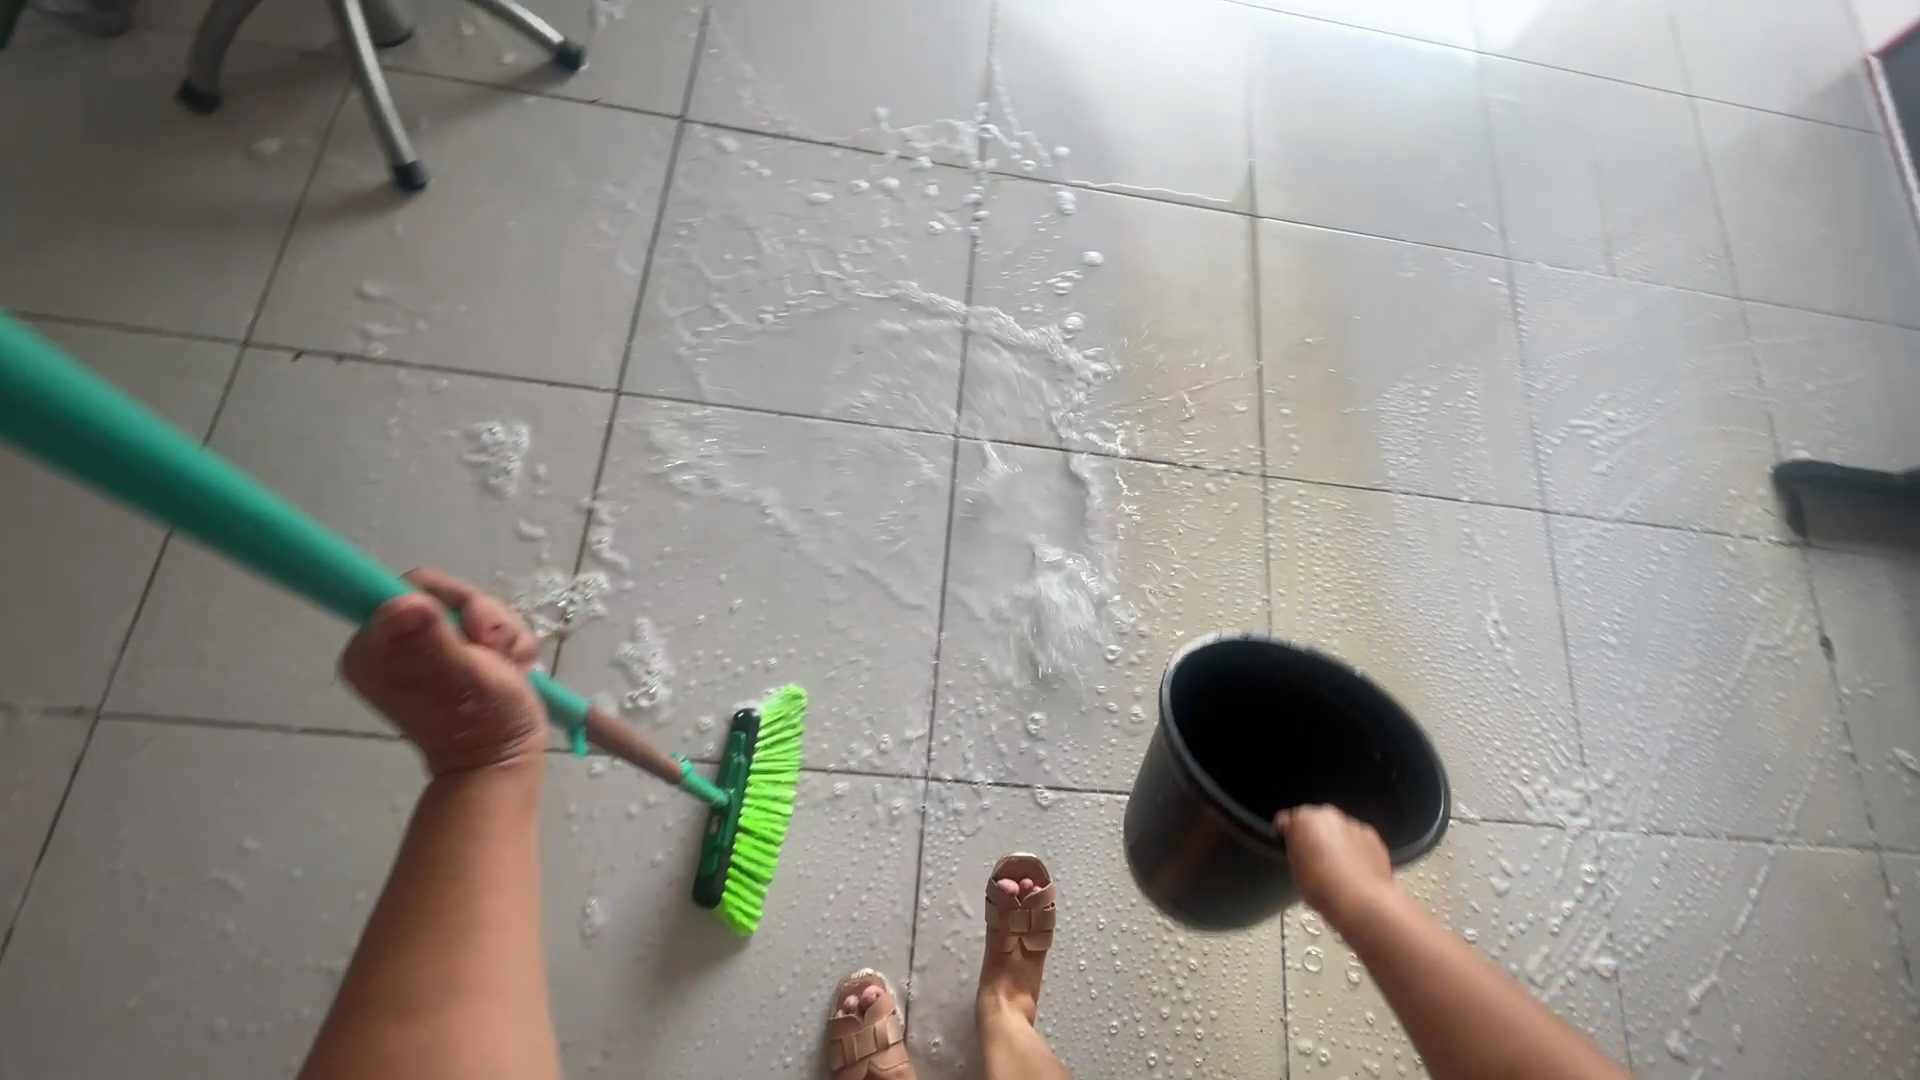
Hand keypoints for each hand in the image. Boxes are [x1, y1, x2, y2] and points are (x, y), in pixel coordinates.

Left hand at [340, 567, 545, 776]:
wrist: (504, 756)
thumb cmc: (483, 723)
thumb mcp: (461, 678)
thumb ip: (431, 639)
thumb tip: (406, 602)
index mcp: (375, 649)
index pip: (409, 588)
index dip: (451, 599)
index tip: (477, 629)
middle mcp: (394, 643)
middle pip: (446, 595)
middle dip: (485, 618)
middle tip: (498, 651)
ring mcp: (426, 648)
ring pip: (474, 608)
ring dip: (504, 631)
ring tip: (509, 664)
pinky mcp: (456, 652)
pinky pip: (487, 624)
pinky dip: (508, 640)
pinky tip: (513, 665)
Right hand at [1275, 804, 1394, 925]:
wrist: (1363, 902)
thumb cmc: (1321, 887)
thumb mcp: (1294, 868)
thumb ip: (1294, 849)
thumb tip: (1300, 846)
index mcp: (1302, 819)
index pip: (1286, 821)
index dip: (1286, 836)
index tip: (1290, 851)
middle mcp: (1328, 815)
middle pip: (1314, 821)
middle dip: (1313, 835)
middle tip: (1314, 860)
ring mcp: (1353, 825)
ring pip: (1339, 830)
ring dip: (1336, 842)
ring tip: (1339, 868)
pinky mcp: (1374, 838)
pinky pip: (1358, 840)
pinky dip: (1356, 850)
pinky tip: (1357, 870)